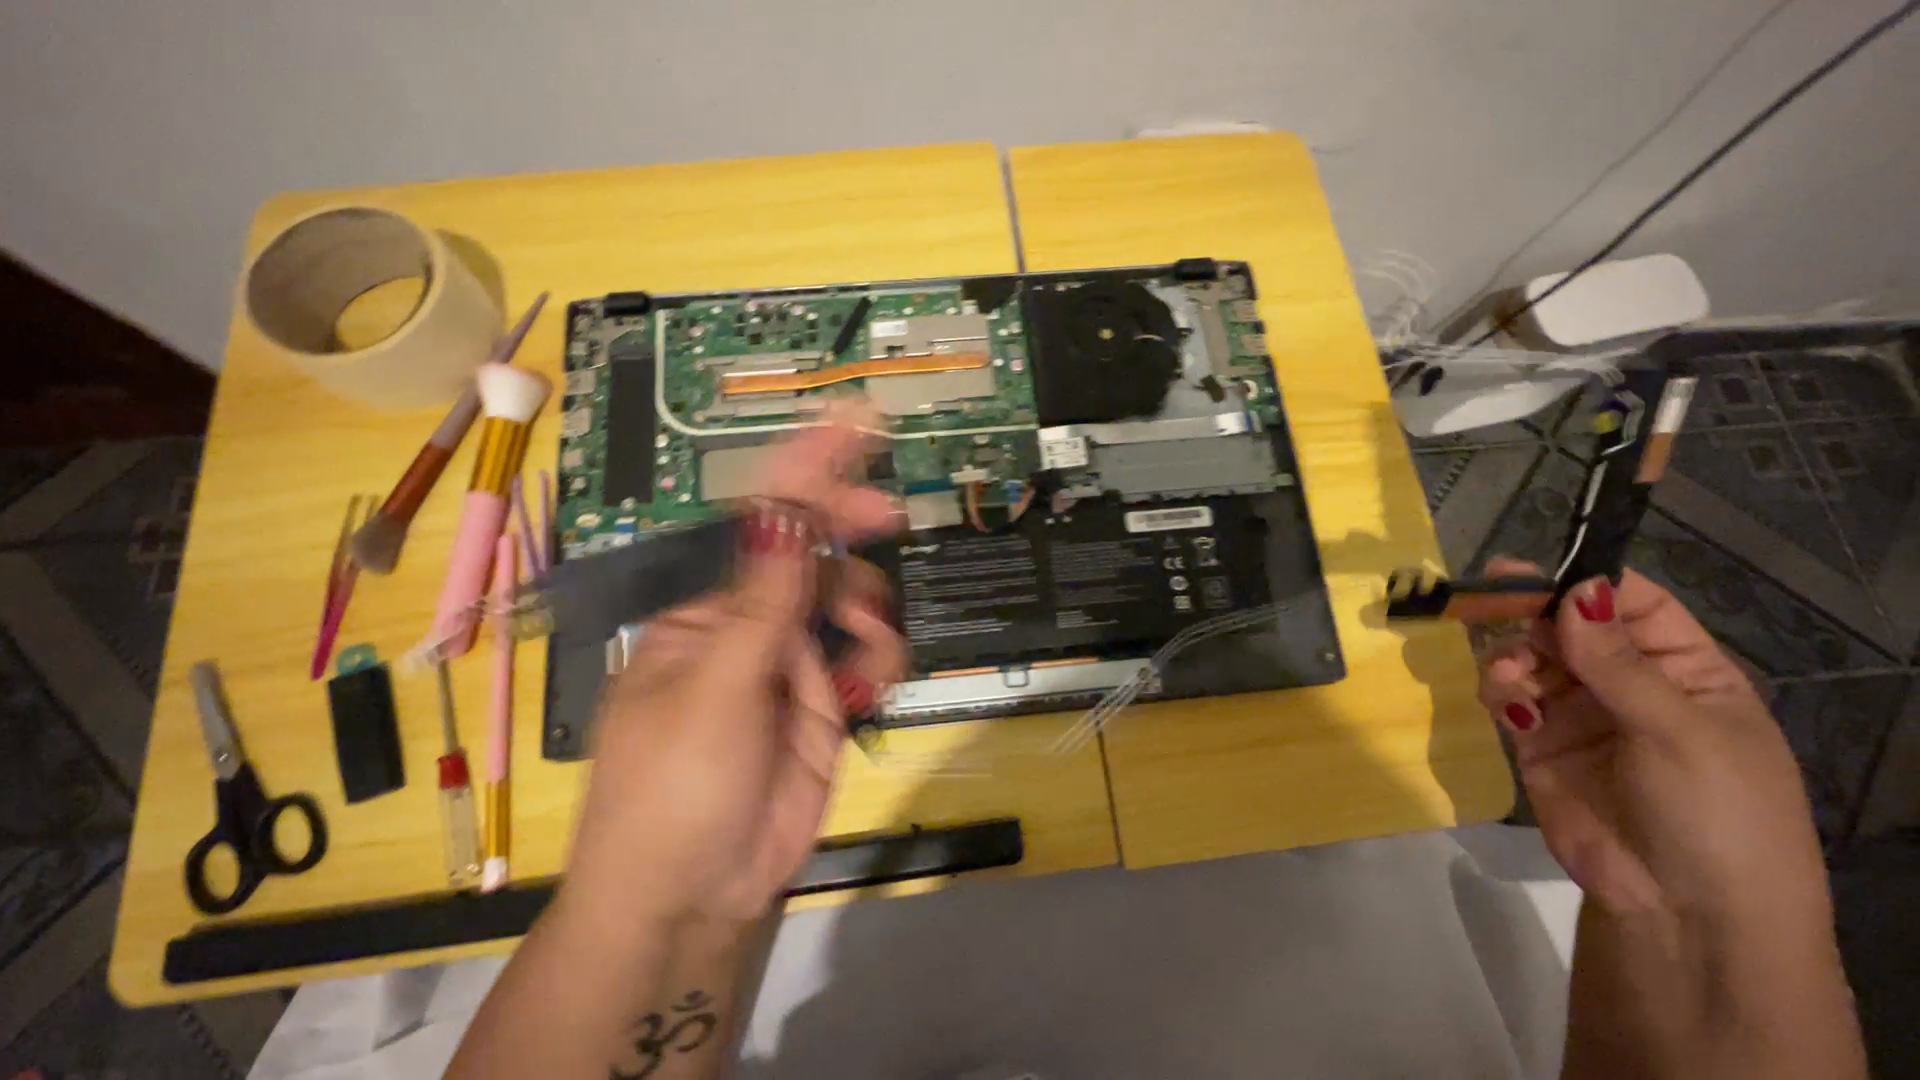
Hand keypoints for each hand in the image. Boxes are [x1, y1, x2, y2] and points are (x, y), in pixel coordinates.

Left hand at [564, 409, 907, 923]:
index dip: (806, 471)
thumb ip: (762, 603)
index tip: (854, 424)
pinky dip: (879, 662)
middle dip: (849, 537)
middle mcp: (749, 629)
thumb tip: (779, 512)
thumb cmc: (675, 788)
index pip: (759, 528)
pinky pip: (865, 662)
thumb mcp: (715, 690)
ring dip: (867, 612)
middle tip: (889, 517)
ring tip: (863, 648)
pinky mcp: (825, 710)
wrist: (693, 898)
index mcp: (705, 614)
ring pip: (849, 607)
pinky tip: (871, 685)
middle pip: (813, 559)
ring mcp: (790, 669)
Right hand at [1477, 560, 1825, 920]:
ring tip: (1507, 676)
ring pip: (1532, 658)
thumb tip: (1577, 590)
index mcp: (1685, 671)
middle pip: (1570, 626)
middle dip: (1530, 613)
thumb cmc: (1715, 809)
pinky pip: (1510, 699)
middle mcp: (1628, 684)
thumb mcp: (1681, 730)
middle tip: (1483, 599)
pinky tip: (1505, 702)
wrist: (1685, 909)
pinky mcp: (1539, 744)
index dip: (1586, 584)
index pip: (1632, 606)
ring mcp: (1580, 714)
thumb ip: (1619, 662)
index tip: (1534, 572)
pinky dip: (1499, 690)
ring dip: (1512, 655)